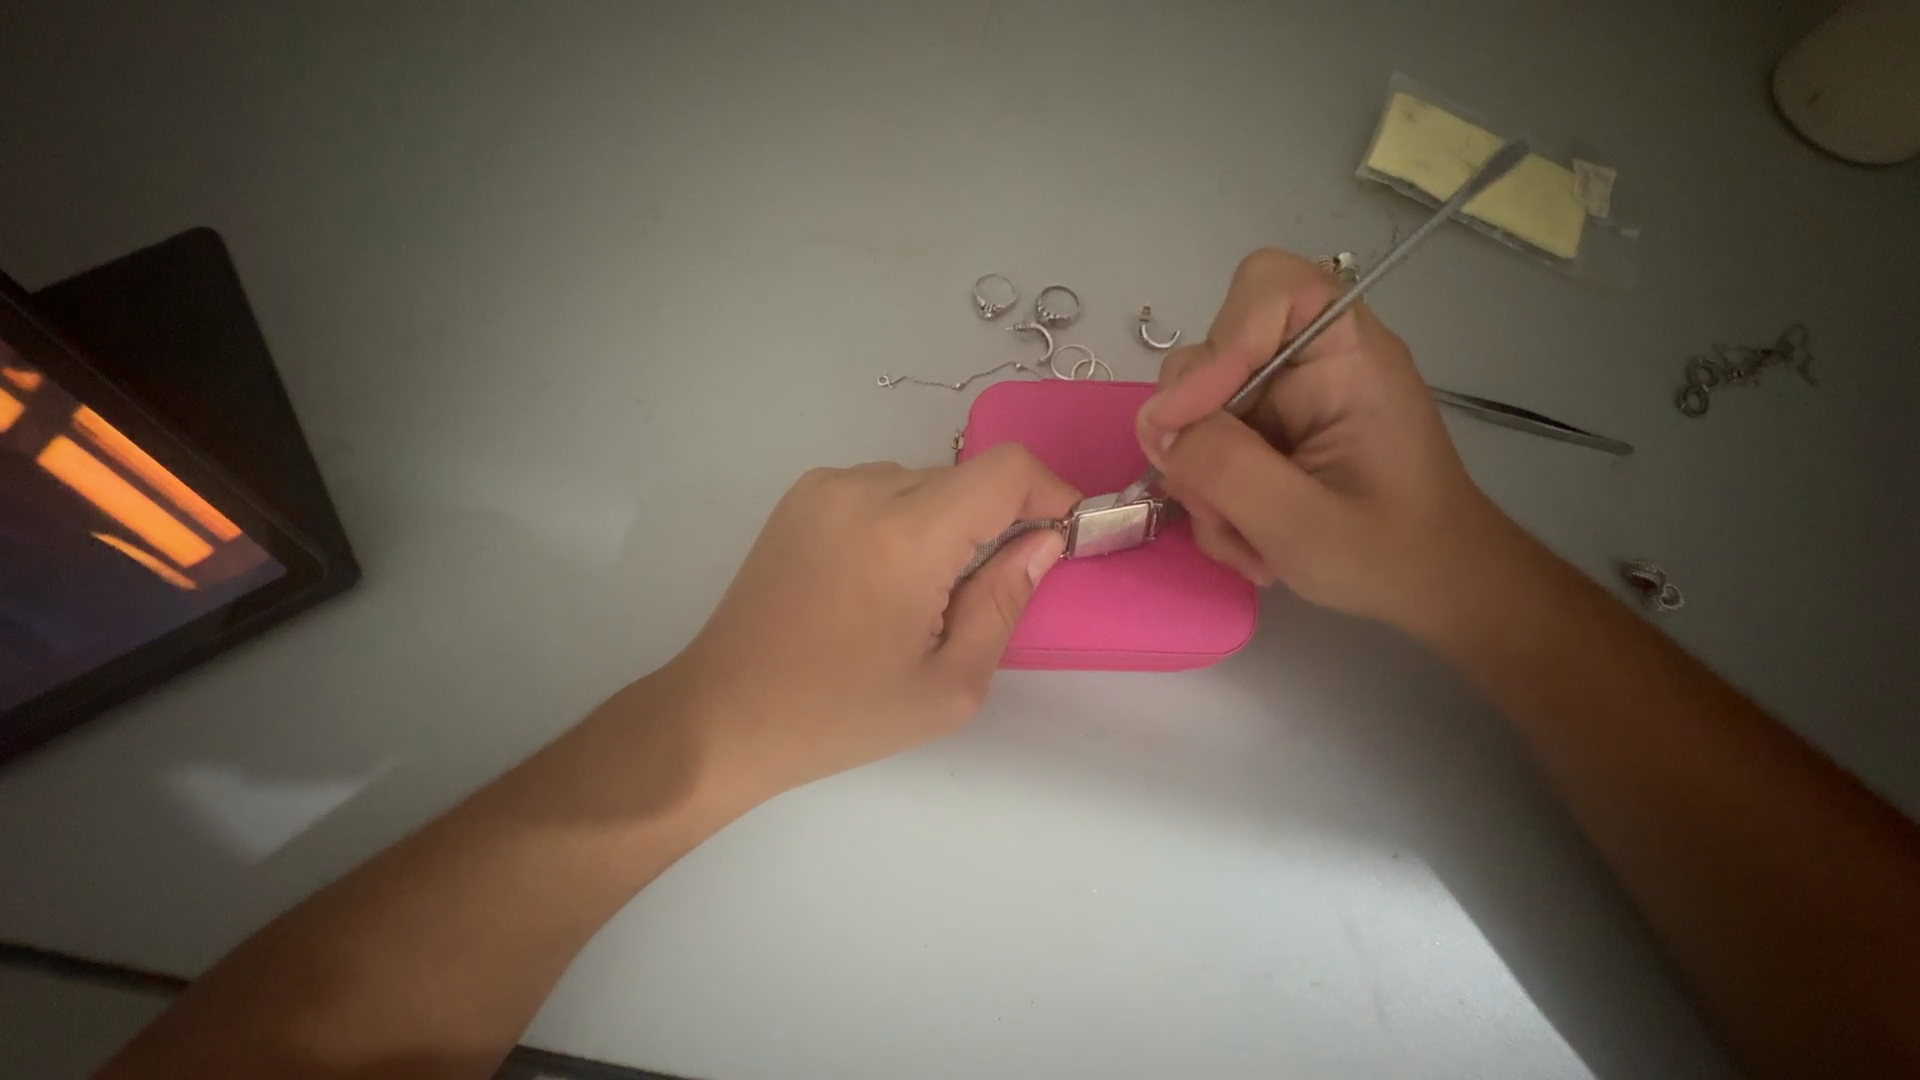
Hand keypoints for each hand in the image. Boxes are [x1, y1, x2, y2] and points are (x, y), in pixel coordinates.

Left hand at [662, 445, 1078, 803]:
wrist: (722, 714)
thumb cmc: (840, 715)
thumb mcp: (949, 685)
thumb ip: (1006, 601)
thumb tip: (1043, 541)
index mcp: (905, 535)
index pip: (1005, 469)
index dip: (1050, 491)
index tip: (1060, 536)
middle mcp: (863, 488)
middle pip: (966, 478)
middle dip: (996, 522)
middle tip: (982, 594)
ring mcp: (824, 486)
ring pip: (924, 482)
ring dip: (946, 524)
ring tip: (918, 597)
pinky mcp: (800, 496)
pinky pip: (881, 488)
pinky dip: (904, 521)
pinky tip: (878, 581)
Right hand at [1136, 248, 1511, 632]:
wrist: (1430, 592)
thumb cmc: (1392, 557)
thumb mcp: (1303, 523)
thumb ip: (1225, 467)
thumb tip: (1161, 428)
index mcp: (1345, 358)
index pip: (1269, 286)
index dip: (1220, 342)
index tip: (1189, 420)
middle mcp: (1305, 366)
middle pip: (1208, 359)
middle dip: (1195, 439)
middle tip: (1212, 503)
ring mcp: (1278, 404)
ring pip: (1193, 416)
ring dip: (1200, 485)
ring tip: (1245, 538)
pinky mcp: (1261, 439)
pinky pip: (1201, 452)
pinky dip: (1209, 503)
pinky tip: (1247, 540)